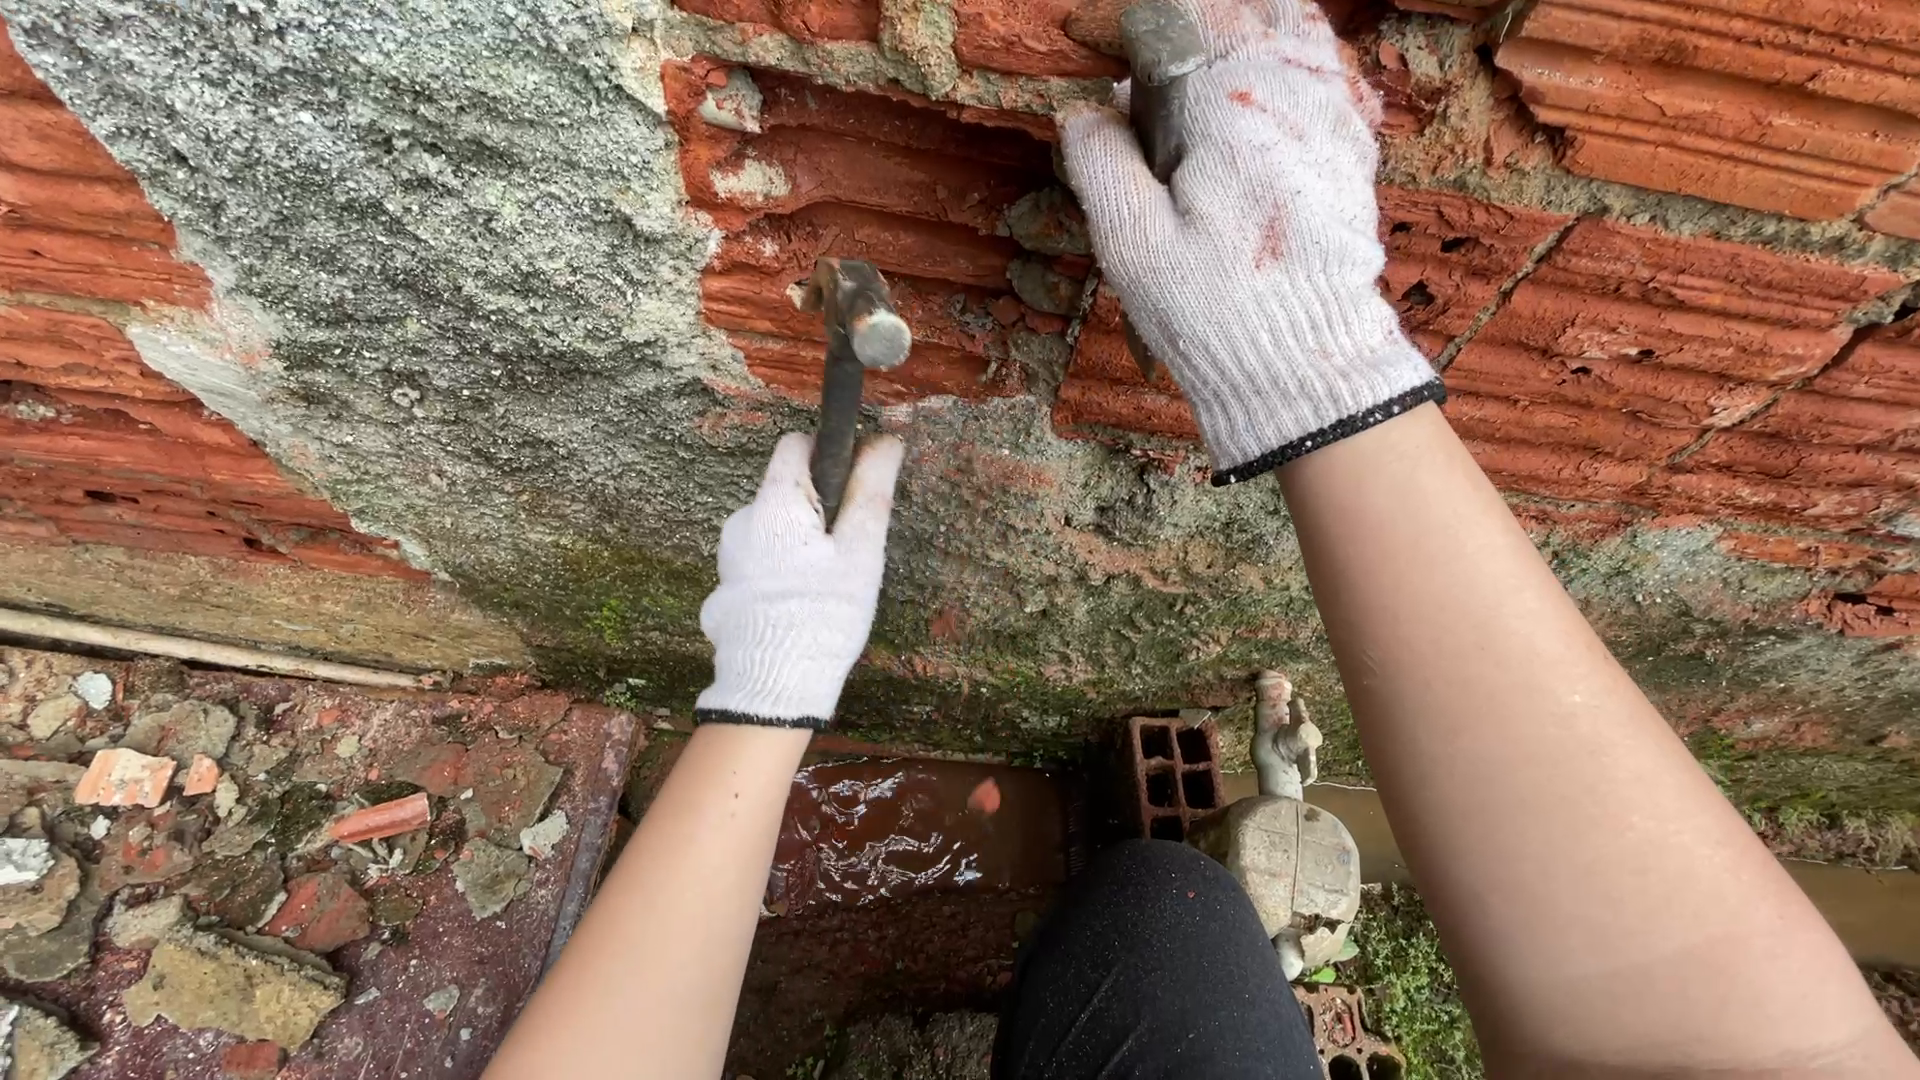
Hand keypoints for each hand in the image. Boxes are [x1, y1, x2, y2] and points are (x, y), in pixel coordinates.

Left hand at [694, 432, 904, 727]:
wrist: (773, 688)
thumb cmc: (824, 613)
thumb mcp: (860, 550)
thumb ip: (872, 490)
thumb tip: (887, 438)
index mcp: (773, 502)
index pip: (796, 444)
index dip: (828, 455)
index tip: (851, 491)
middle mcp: (741, 519)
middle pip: (787, 490)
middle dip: (818, 510)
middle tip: (845, 554)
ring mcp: (728, 555)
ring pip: (776, 528)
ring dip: (800, 542)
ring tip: (823, 586)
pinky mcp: (725, 586)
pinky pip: (761, 559)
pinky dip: (782, 569)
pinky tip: (799, 603)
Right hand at [1058, 0, 1441, 483]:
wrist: (1302, 364)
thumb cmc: (1211, 310)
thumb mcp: (1133, 246)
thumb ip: (1101, 164)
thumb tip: (1081, 108)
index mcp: (1232, 101)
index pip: (1177, 15)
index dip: (1127, 30)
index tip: (1098, 58)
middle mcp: (1296, 85)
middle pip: (1237, 9)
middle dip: (1182, 37)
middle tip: (1146, 88)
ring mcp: (1336, 109)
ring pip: (1285, 26)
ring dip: (1230, 46)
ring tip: (1188, 99)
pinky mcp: (1351, 141)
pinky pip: (1317, 67)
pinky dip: (1273, 71)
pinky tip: (1242, 118)